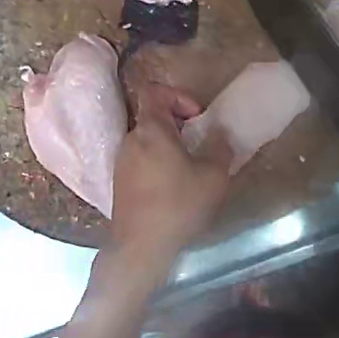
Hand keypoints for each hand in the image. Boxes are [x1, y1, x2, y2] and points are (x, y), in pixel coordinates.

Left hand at [108, 83, 233, 261]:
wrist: (141, 246)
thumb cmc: (179, 205)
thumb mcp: (213, 176)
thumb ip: (220, 147)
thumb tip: (219, 133)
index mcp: (151, 130)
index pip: (154, 91)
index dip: (178, 95)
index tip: (197, 117)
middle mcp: (130, 140)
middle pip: (153, 117)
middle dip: (178, 125)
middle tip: (200, 145)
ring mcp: (121, 162)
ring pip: (147, 142)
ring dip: (168, 147)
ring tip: (190, 170)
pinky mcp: (118, 182)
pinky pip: (140, 161)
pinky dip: (157, 164)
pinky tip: (173, 188)